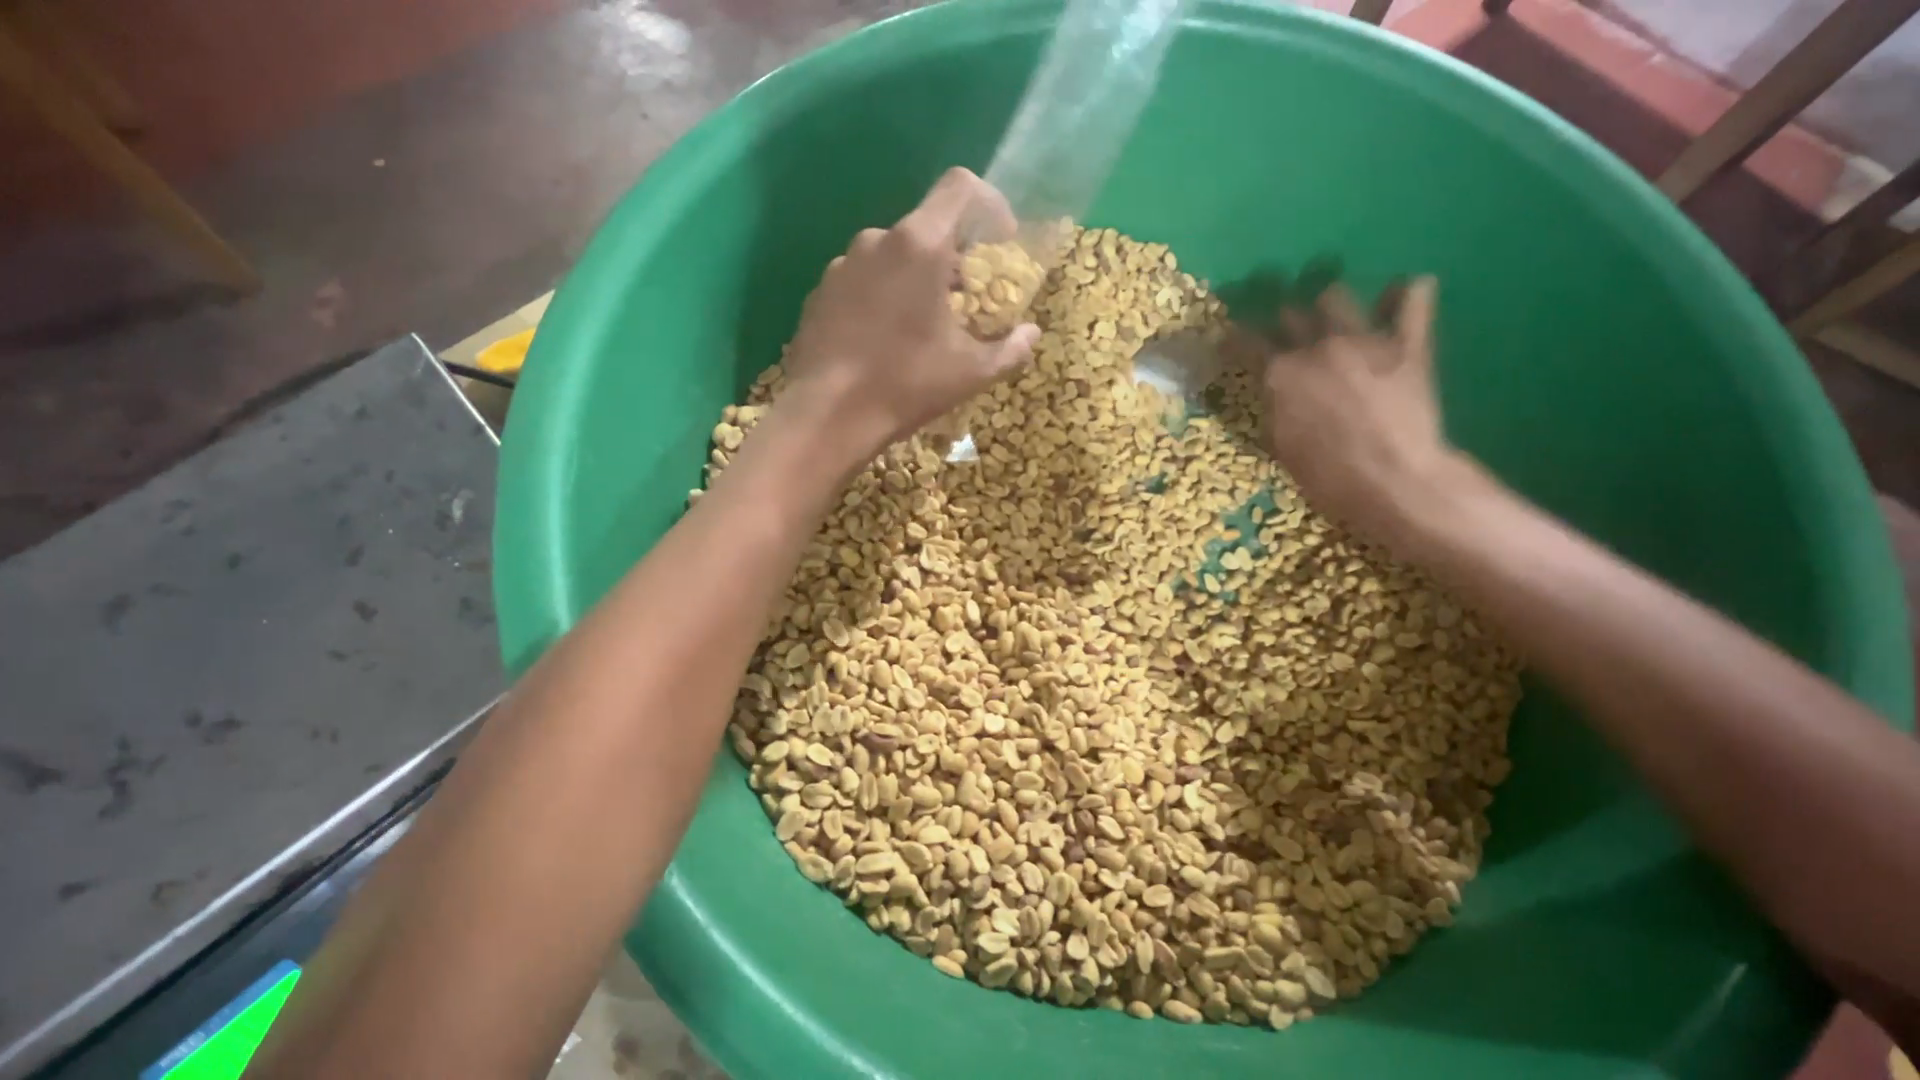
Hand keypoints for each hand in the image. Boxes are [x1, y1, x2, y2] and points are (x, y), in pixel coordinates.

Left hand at [777, 168, 1039, 461]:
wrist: (826, 416)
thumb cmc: (905, 385)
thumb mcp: (971, 373)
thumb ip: (1010, 348)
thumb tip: (1030, 335)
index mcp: (920, 245)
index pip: (960, 186)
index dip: (990, 202)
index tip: (1000, 241)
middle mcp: (876, 241)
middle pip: (926, 228)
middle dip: (951, 258)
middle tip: (963, 302)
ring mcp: (841, 265)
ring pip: (891, 256)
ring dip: (914, 279)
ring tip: (921, 327)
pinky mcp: (819, 293)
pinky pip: (861, 281)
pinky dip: (881, 298)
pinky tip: (883, 342)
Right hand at [1260, 278, 1466, 543]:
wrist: (1394, 482)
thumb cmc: (1329, 478)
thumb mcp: (1284, 448)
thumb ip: (1277, 409)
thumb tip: (1277, 394)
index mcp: (1281, 374)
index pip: (1247, 342)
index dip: (1236, 338)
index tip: (1232, 338)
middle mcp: (1317, 347)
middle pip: (1291, 314)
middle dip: (1286, 323)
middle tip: (1290, 335)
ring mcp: (1363, 340)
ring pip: (1337, 297)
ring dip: (1331, 306)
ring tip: (1337, 318)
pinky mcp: (1408, 344)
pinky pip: (1412, 301)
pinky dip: (1408, 294)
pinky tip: (1408, 291)